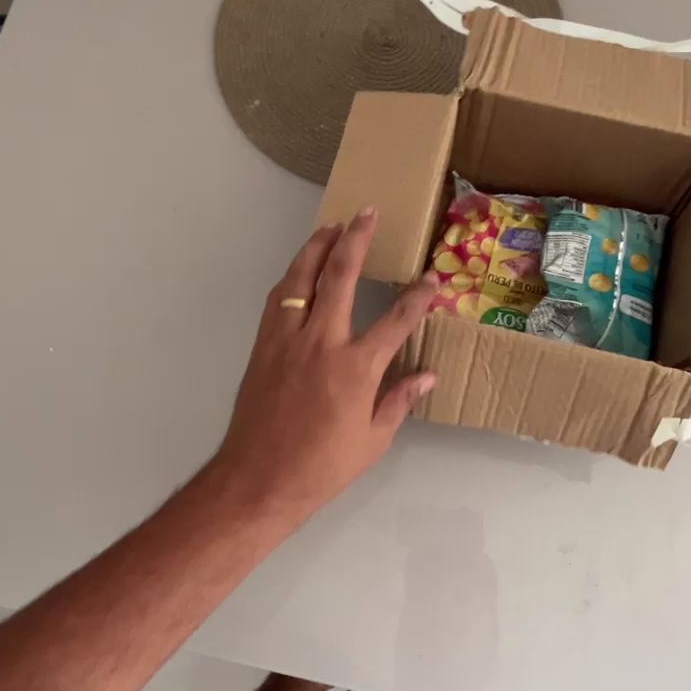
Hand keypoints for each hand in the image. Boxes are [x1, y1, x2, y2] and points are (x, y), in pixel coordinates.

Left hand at [211, 206, 438, 511]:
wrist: (258, 478)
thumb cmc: (321, 465)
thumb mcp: (372, 440)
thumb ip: (398, 401)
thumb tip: (426, 375)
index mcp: (357, 367)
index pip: (397, 320)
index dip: (419, 296)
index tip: (432, 278)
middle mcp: (322, 342)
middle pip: (341, 277)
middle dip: (356, 240)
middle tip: (367, 212)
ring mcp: (288, 340)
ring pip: (302, 279)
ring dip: (317, 247)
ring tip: (332, 226)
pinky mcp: (263, 346)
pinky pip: (278, 300)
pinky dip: (292, 277)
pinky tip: (299, 269)